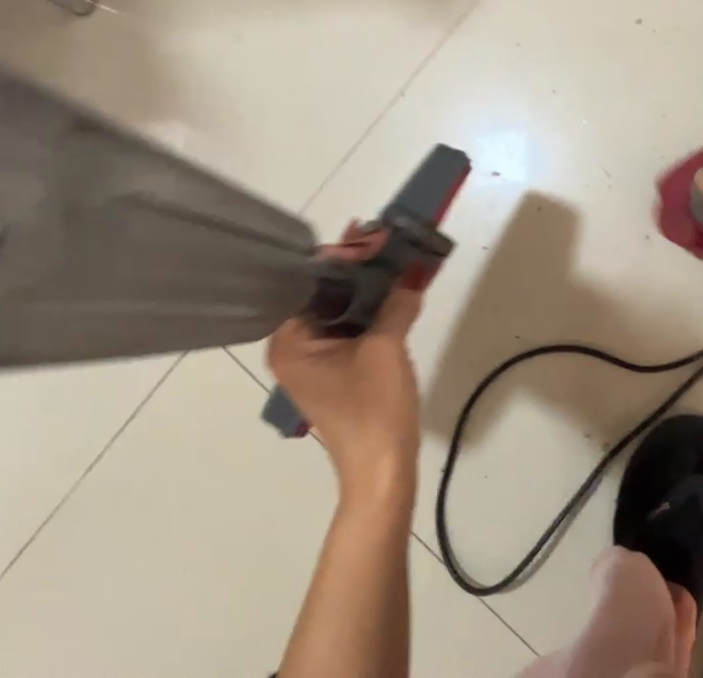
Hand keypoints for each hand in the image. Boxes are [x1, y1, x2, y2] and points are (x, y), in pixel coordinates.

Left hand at [267, 224, 423, 503]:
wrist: (383, 471)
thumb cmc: (373, 408)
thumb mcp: (386, 348)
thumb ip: (396, 304)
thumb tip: (412, 274)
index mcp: (290, 341)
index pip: (311, 283)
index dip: (342, 256)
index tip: (370, 233)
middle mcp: (293, 348)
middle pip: (325, 294)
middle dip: (357, 268)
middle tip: (386, 238)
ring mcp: (314, 362)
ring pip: (341, 312)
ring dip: (368, 289)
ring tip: (395, 257)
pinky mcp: (337, 373)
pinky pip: (351, 330)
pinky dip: (371, 312)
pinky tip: (395, 292)